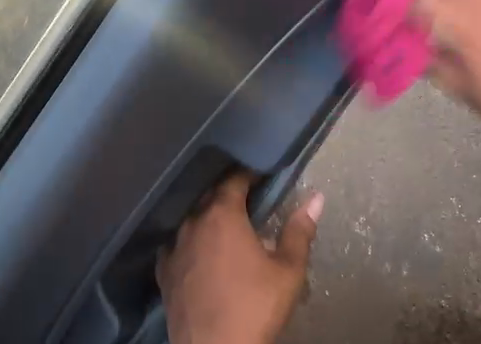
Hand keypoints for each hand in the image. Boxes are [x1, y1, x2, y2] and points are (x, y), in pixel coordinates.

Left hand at [157, 174, 322, 343]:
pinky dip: (189, 241)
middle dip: (229, 192)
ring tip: (226, 225)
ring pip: (191, 218)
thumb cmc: (254, 307)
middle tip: (250, 199)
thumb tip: (316, 197)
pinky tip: (198, 250)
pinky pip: (176, 244)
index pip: (235, 178)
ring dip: (207, 216)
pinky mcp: (163, 273)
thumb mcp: (287, 270)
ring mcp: (174, 247)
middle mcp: (193, 222)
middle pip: (211, 195)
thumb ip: (300, 230)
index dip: (250, 173)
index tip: (264, 174)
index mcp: (222, 213)